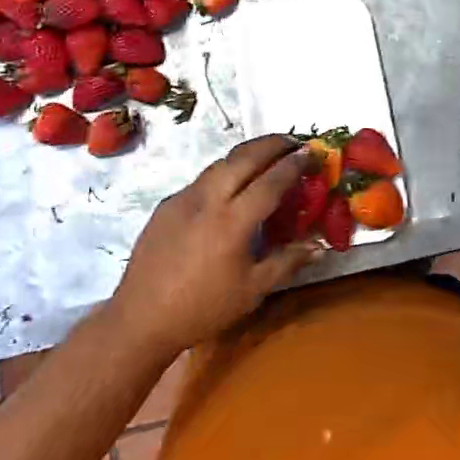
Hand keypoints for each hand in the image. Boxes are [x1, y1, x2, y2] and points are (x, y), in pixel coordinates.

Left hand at [103, 135, 316, 356]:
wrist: (142, 317)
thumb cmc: (203, 308)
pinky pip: (201, 181)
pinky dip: (223, 174)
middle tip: (291, 142)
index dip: (293, 164)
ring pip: (219, 164)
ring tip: (265, 157)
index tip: (311, 152)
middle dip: (270, 144)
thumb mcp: (252, 290)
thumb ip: (286, 262)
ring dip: (245, 155)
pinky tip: (229, 189)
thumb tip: (318, 247)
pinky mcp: (166, 205)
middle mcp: (207, 200)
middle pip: (243, 158)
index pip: (270, 181)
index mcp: (232, 222)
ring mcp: (183, 199)